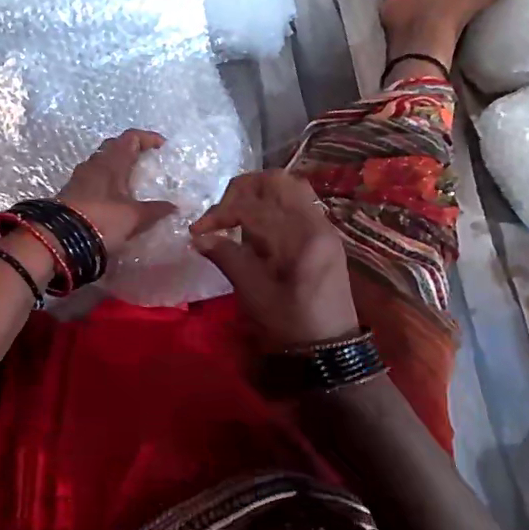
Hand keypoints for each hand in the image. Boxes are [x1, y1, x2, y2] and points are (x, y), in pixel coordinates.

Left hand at [55, 130, 177, 254]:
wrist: (60, 239)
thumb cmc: (102, 220)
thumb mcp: (134, 217)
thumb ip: (155, 210)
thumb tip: (174, 206)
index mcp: (111, 162)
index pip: (130, 138)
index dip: (148, 138)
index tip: (162, 147)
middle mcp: (94, 164)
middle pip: (113, 147)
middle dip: (131, 150)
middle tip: (146, 161)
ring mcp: (79, 178)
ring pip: (101, 162)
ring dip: (116, 166)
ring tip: (131, 181)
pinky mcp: (70, 193)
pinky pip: (92, 178)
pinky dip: (106, 181)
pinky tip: (113, 197)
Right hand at [188, 171, 359, 349]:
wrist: (331, 348)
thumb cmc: (291, 324)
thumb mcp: (255, 295)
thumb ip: (228, 259)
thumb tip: (198, 238)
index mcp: (301, 238)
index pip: (253, 207)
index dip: (220, 213)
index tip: (197, 231)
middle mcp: (317, 223)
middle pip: (277, 181)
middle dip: (242, 190)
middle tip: (221, 214)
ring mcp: (324, 227)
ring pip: (289, 189)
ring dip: (258, 196)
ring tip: (236, 220)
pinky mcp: (324, 236)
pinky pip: (297, 205)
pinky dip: (272, 208)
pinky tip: (256, 232)